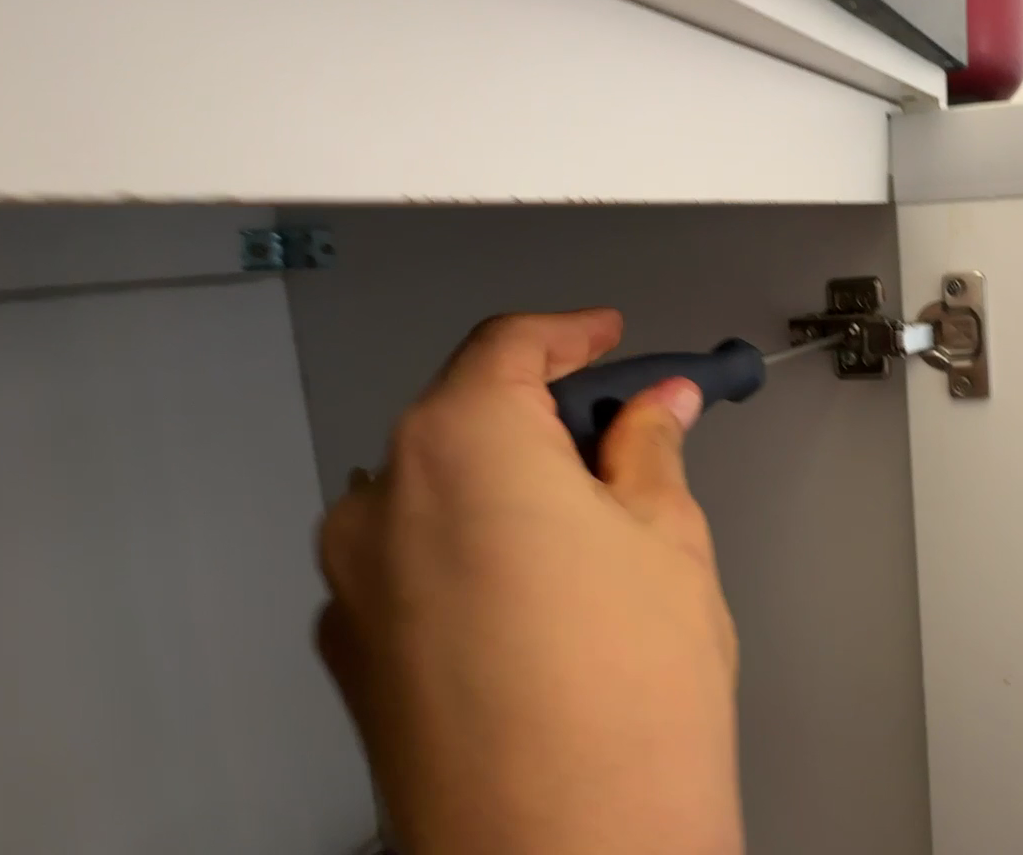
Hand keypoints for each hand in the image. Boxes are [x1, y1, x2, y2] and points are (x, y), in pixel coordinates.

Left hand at [314, 311, 742, 854]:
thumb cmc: (631, 689)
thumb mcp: (668, 535)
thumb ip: (651, 447)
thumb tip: (660, 405)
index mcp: (463, 447)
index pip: (508, 347)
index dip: (570, 333)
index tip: (606, 336)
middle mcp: (383, 504)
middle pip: (469, 413)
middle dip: (550, 410)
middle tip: (627, 428)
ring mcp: (354, 586)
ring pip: (441, 486)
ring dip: (513, 476)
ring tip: (594, 516)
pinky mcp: (355, 655)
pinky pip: (417, 557)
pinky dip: (476, 539)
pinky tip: (542, 588)